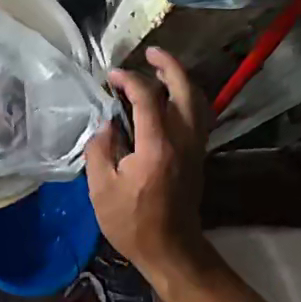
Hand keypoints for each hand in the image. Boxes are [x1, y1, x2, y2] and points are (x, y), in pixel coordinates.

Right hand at [86, 47, 212, 289]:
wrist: (172, 249)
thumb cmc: (133, 223)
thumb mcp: (101, 189)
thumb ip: (100, 150)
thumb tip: (107, 124)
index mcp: (157, 145)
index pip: (148, 97)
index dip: (130, 79)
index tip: (112, 77)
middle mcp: (183, 138)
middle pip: (185, 88)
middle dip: (169, 64)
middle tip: (150, 53)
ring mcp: (195, 145)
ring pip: (198, 99)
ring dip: (181, 79)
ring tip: (162, 68)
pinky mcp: (199, 154)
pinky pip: (199, 114)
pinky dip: (188, 97)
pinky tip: (172, 98)